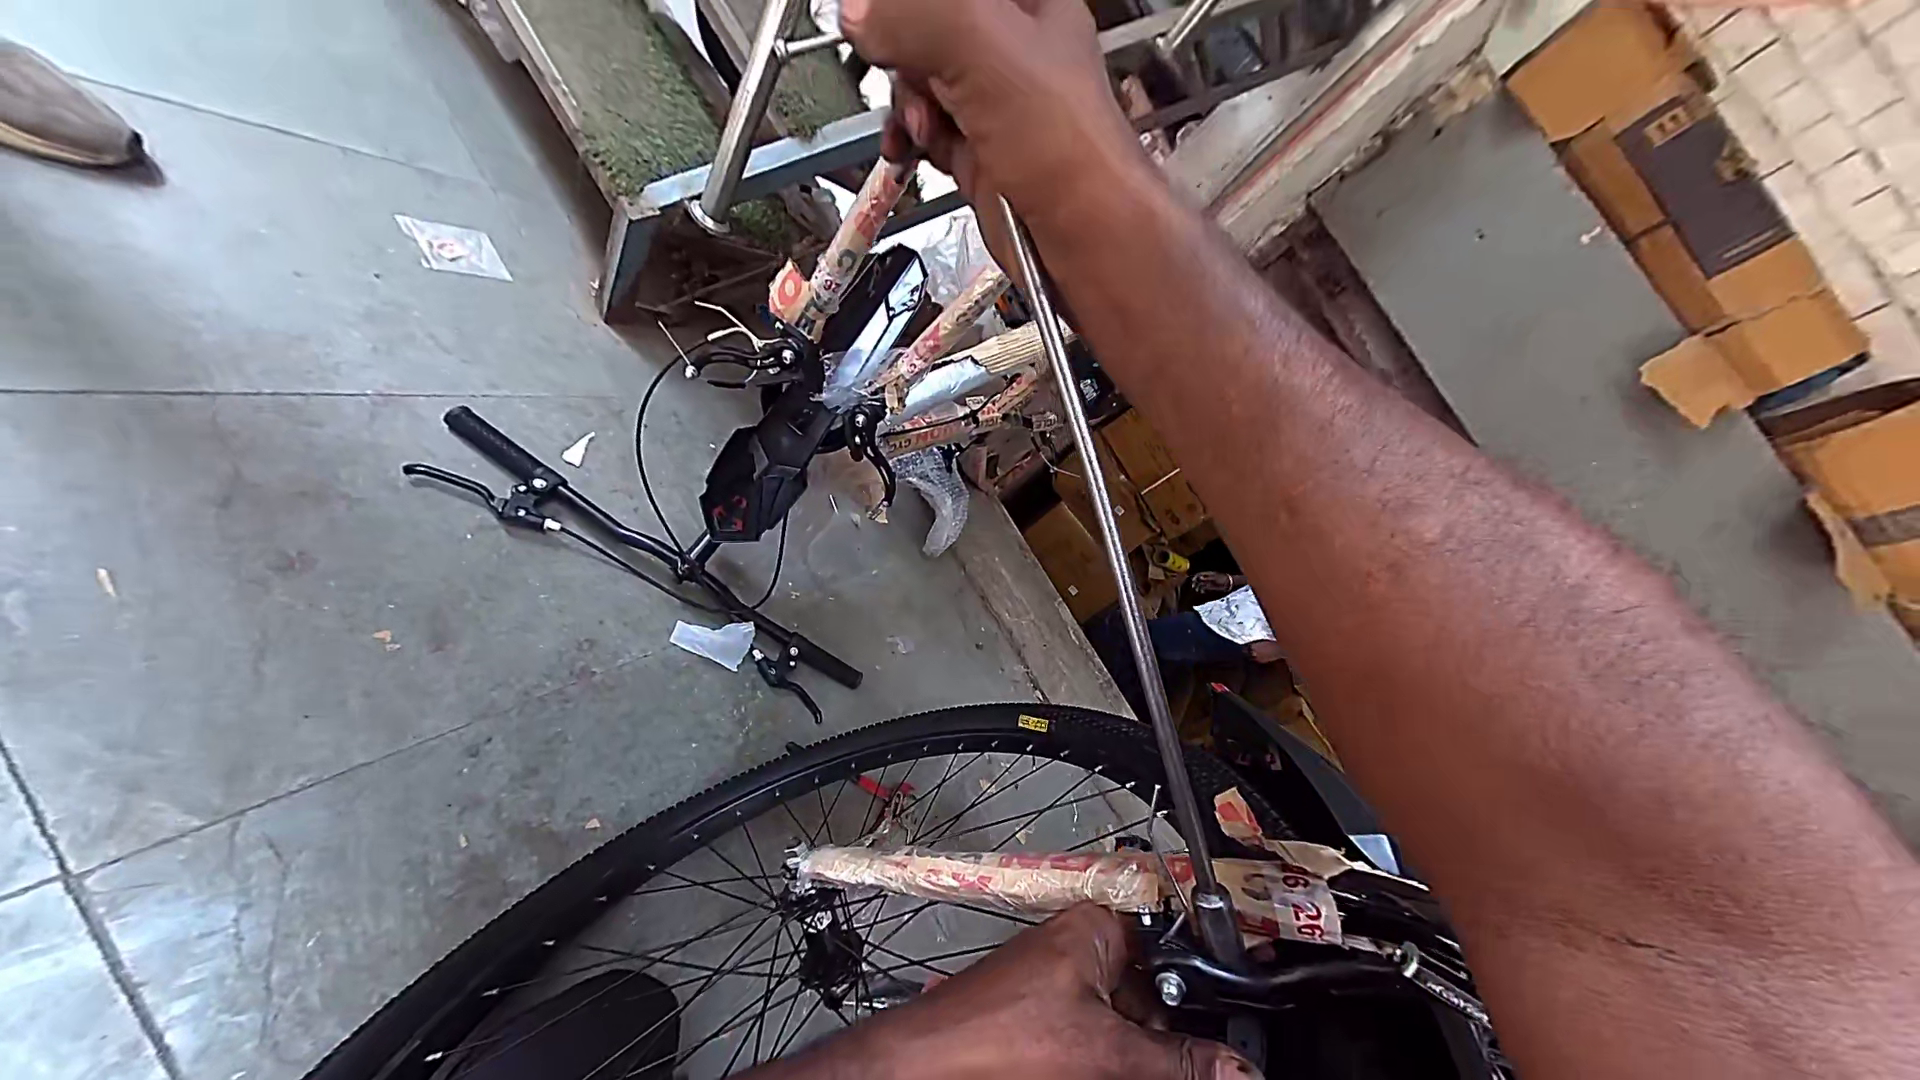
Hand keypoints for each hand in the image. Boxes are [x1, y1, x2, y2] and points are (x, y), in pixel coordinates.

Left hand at [747, 904, 1259, 1079]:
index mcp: (1096, 926)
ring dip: (1151, 1045)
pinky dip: (1122, 1050)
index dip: (1207, 977)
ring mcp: (1067, 976)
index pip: (1171, 940)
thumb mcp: (1105, 1051)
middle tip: (1209, 1063)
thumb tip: (1235, 1068)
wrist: (936, 1060)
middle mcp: (1083, 940)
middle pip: (1155, 983)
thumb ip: (1175, 1061)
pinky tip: (1121, 1066)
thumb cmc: (1003, 1033)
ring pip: (1132, 1011)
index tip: (1241, 1010)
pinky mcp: (1052, 1007)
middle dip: (1177, 1028)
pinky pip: (1104, 1025)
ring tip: (1169, 1063)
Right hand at [838, 0, 1151, 229]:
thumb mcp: (984, 50)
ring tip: (916, 124)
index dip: (913, 8)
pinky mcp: (979, 157)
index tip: (880, 17)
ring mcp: (992, 109)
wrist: (1079, 235)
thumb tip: (859, 14)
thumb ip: (918, 18)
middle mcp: (1009, 53)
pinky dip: (910, 139)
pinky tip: (907, 147)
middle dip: (906, 53)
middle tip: (910, 75)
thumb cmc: (1067, 147)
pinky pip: (929, 134)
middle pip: (929, 30)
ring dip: (905, 102)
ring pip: (925, 84)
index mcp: (1027, 4)